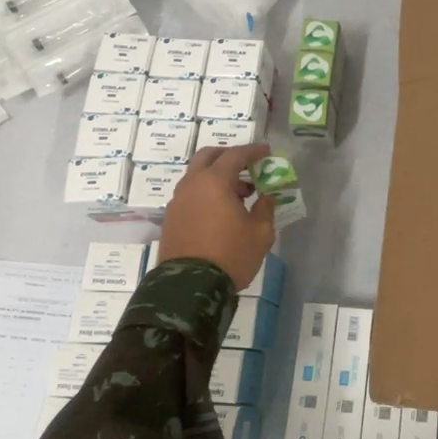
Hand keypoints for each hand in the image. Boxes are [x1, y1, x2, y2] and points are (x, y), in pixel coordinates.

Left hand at [158, 143, 275, 292]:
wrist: (190, 288)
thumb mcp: (260, 233)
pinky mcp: (170, 219)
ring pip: (196, 177)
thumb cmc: (231, 254)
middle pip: (207, 157)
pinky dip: (206, 194)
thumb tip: (267, 198)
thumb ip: (265, 209)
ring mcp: (177, 202)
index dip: (253, 151)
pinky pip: (190, 195)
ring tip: (239, 196)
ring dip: (216, 177)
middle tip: (246, 167)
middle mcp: (192, 185)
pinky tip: (220, 212)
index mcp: (214, 182)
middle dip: (228, 156)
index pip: (235, 155)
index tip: (266, 151)